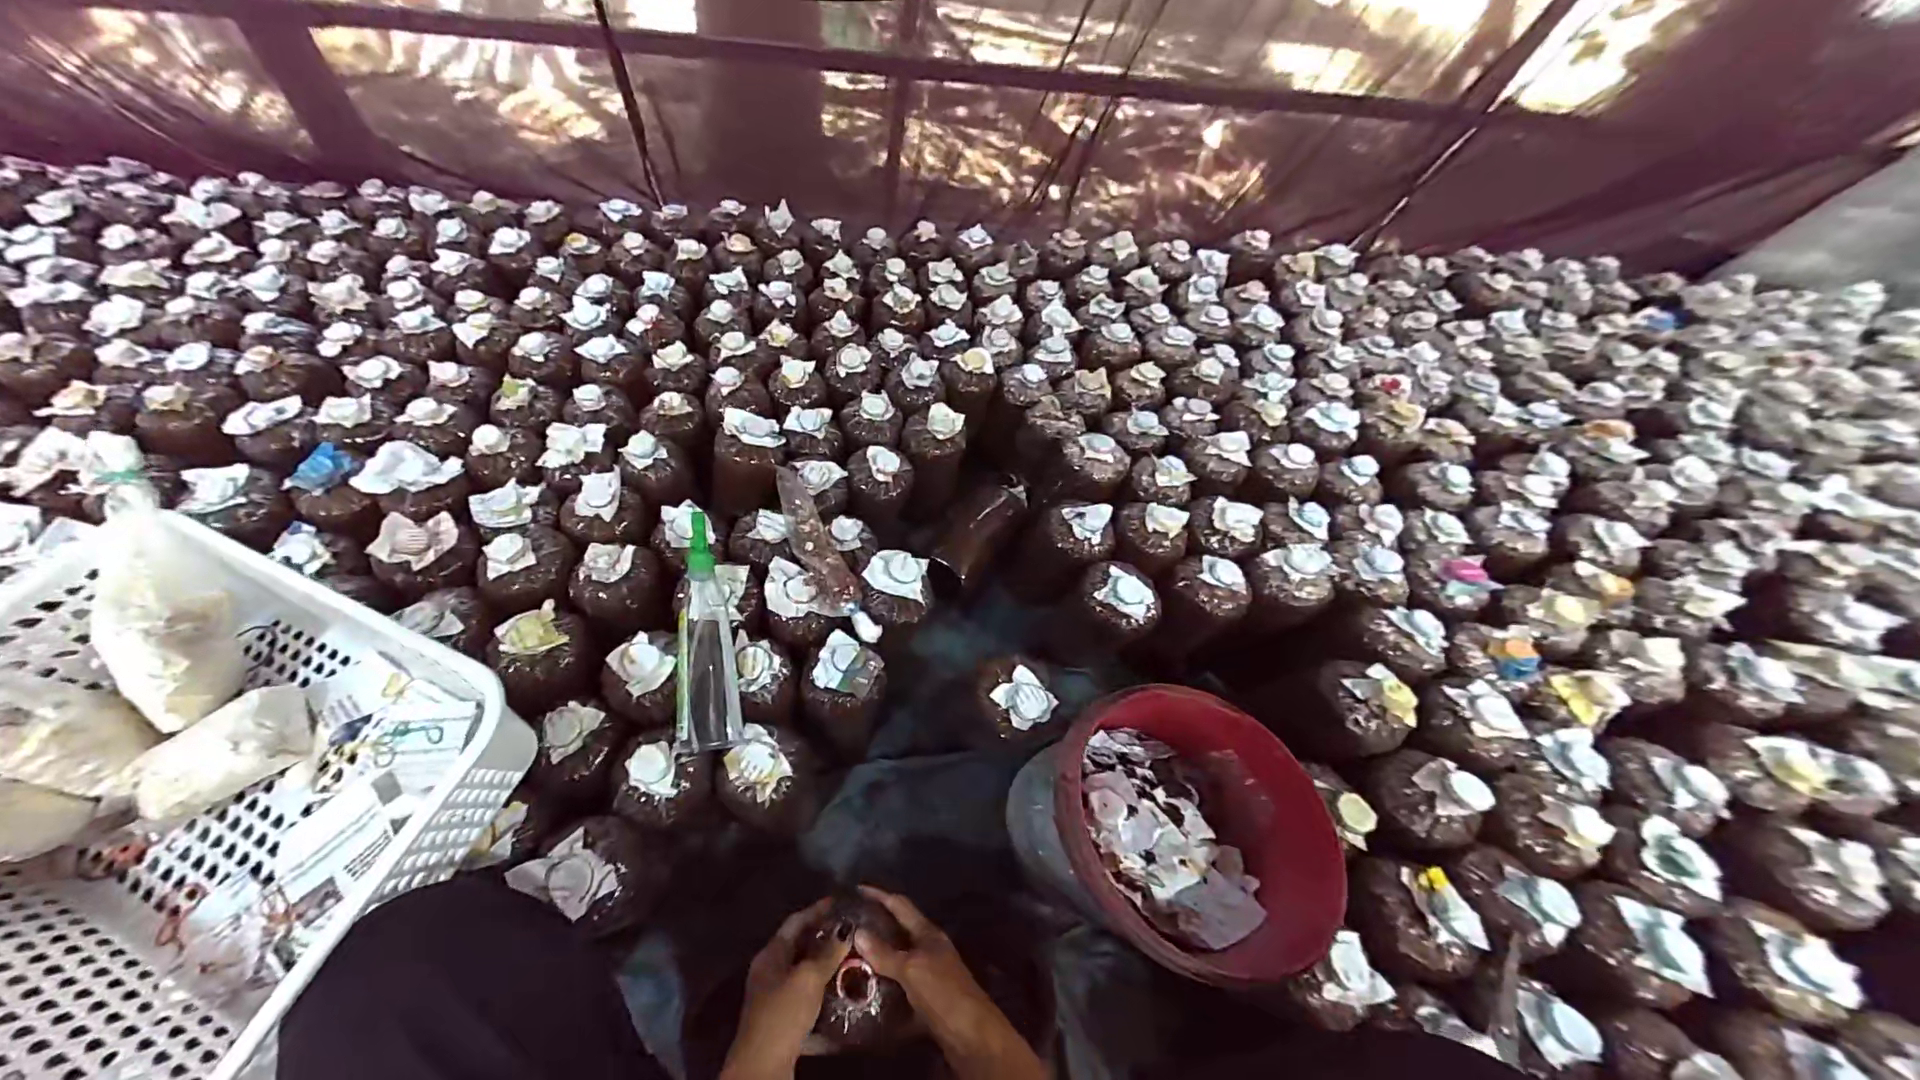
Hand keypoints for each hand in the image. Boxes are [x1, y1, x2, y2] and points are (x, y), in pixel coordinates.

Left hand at [721, 898, 850, 1079]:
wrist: (763, 1069)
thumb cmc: (783, 1014)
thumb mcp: (808, 978)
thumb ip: (828, 951)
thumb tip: (846, 925)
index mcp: (770, 954)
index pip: (796, 921)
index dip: (818, 909)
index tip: (842, 901)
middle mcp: (770, 971)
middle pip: (800, 945)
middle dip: (825, 936)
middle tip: (852, 928)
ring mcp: (775, 997)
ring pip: (805, 971)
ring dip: (827, 963)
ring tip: (853, 955)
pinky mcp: (784, 1019)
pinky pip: (807, 994)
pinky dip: (824, 988)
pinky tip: (844, 988)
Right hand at [853, 886, 1046, 1079]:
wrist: (972, 1036)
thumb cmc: (944, 993)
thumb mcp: (913, 970)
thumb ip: (886, 953)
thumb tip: (858, 931)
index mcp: (928, 933)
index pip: (900, 905)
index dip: (879, 895)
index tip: (856, 888)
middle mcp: (927, 947)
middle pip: (897, 930)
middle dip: (874, 925)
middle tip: (845, 925)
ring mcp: (927, 972)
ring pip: (896, 957)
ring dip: (875, 955)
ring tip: (847, 954)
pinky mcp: (924, 997)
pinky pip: (897, 982)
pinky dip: (881, 981)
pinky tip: (863, 987)